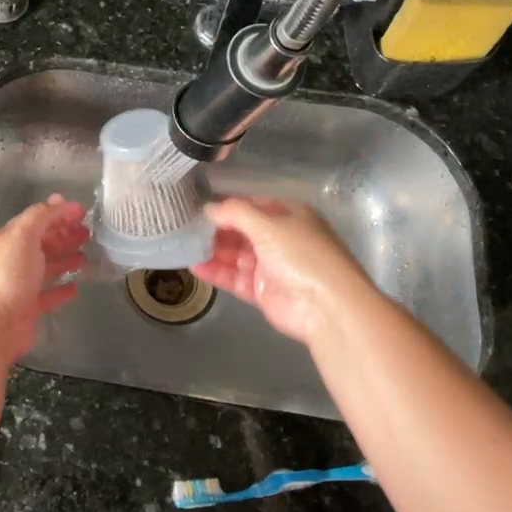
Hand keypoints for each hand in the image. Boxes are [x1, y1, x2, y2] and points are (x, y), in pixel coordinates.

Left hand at [0, 194, 88, 358]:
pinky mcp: (28, 309)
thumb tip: (58, 201)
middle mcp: (12, 260)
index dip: (58, 213)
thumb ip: (40, 217)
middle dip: (64, 235)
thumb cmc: (7, 276)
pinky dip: (61, 289)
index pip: (35, 220)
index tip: (83, 212)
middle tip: (88, 234)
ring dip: (65, 259)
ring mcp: (19, 285)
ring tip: (86, 256)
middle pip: (42, 243)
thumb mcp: (22, 237)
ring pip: (46, 267)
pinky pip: (48, 295)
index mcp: (8, 239)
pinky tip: (75, 288)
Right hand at [191, 197, 379, 344]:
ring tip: (184, 246)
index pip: (252, 204)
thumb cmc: (302, 256)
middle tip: (185, 226)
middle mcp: (281, 238)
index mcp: (289, 215)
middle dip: (216, 229)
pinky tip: (195, 267)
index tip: (197, 205)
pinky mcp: (263, 290)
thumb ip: (236, 213)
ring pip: (236, 254)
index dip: (227, 205)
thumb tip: (209, 208)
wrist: (327, 307)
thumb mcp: (269, 225)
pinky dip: (217, 272)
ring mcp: (272, 265)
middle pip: (242, 230)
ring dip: (213, 250)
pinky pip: (235, 277)